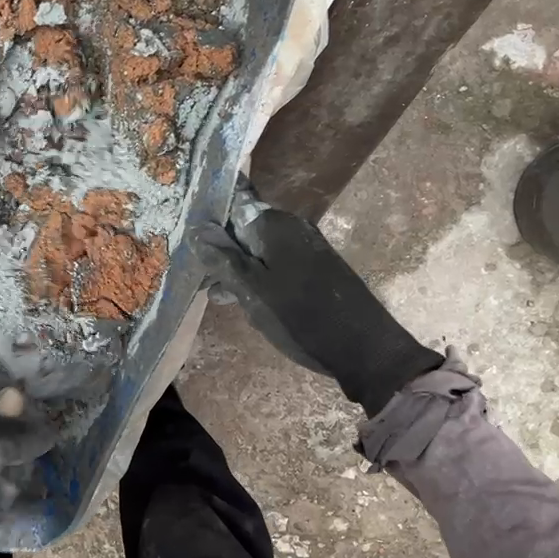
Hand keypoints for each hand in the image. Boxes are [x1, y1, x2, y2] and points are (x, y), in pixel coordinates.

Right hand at [189, 209, 443, 415]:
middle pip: (244, 230)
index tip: (191, 245)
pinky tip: (248, 302)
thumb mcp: (253, 290)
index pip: (231, 206)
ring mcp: (307, 248)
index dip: (209, 224)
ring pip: (259, 251)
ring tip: (220, 297)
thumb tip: (197, 229)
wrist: (367, 351)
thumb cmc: (302, 316)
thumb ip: (223, 258)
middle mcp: (292, 228)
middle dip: (222, 252)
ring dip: (238, 270)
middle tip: (203, 280)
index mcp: (274, 224)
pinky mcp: (317, 269)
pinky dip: (259, 279)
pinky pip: (277, 265)